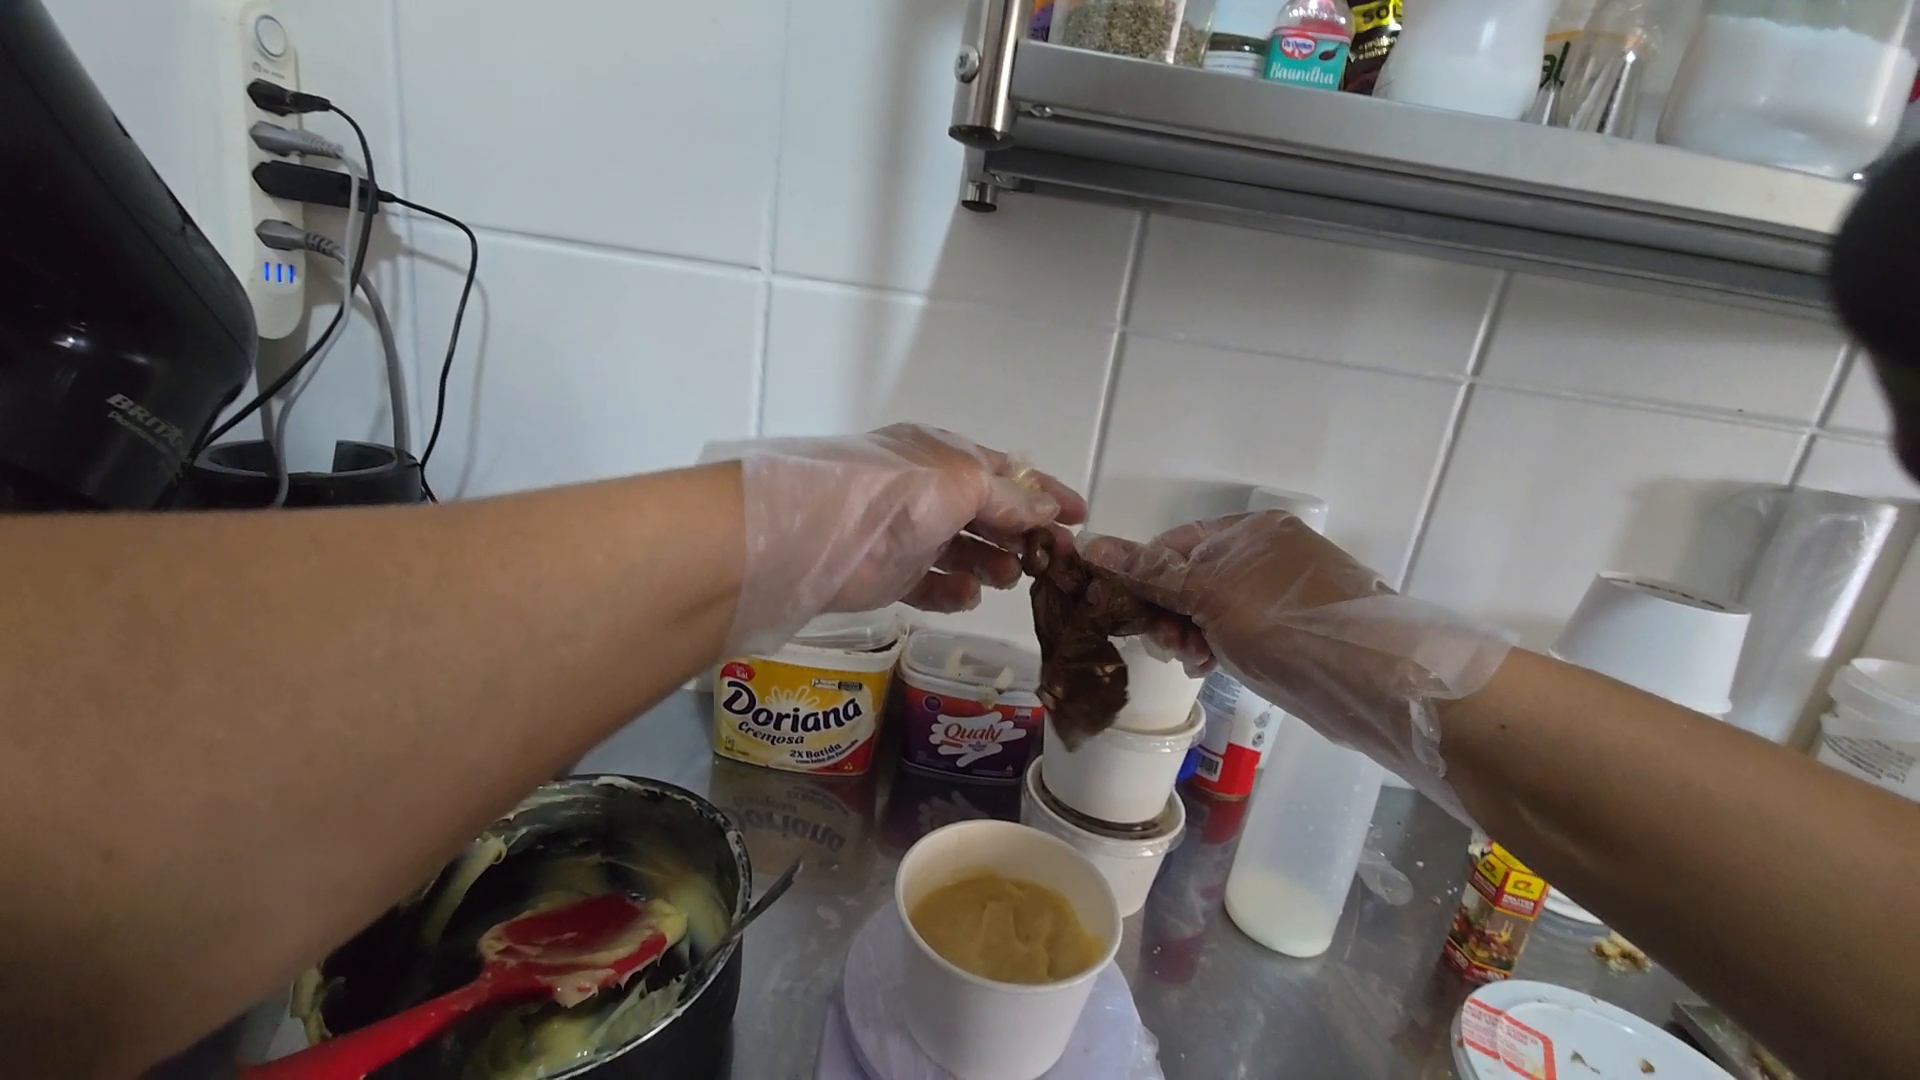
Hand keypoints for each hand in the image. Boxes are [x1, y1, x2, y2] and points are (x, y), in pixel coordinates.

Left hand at [716, 425, 1085, 654]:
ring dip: (991, 564)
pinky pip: (931, 584)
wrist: (811, 534)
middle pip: (988, 513)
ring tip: (1009, 578)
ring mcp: (908, 534)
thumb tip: (1048, 509)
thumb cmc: (893, 493)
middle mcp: (927, 491)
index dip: (1046, 493)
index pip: (1007, 472)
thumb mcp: (960, 482)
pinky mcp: (889, 574)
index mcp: (944, 455)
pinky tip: (967, 597)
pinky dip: (952, 592)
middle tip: (1052, 561)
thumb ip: (1007, 497)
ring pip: (963, 550)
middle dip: (1022, 534)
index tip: (1082, 518)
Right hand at [1082, 512, 1513, 822]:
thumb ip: (1151, 572)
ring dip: (1185, 632)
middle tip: (1163, 643)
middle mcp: (1261, 555)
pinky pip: (1230, 630)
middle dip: (1165, 611)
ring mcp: (1275, 594)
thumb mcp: (1210, 595)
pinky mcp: (1284, 630)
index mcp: (1248, 531)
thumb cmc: (1286, 625)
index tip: (1125, 613)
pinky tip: (1207, 665)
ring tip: (1189, 659)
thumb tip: (1090, 544)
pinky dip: (1212, 646)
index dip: (1141, 577)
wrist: (1373, 680)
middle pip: (1186, 577)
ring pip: (1206, 608)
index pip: (1171, 544)